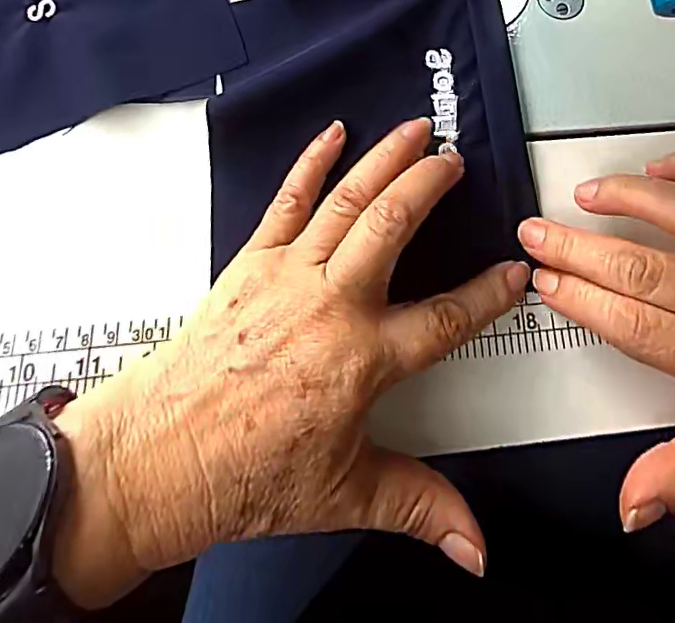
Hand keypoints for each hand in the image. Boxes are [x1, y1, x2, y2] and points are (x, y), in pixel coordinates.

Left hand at [50, 118, 528, 603]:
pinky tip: (332, 137)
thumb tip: (471, 541)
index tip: (511, 270)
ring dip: (384, 159)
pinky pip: (288, 199)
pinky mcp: (251, 262)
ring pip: (347, 201)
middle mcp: (328, 304)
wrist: (163, 452)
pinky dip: (313, 162)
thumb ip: (420, 506)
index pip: (448, 318)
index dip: (489, 293)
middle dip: (430, 184)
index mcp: (361, 359)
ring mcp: (287, 275)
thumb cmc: (241, 470)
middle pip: (394, 225)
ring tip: (411, 133)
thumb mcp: (346, 494)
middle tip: (454, 162)